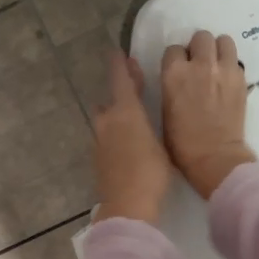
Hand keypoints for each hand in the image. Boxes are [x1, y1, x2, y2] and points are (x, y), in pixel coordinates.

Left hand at [92, 53, 173, 224]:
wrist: (127, 206)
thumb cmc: (151, 172)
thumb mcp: (161, 143)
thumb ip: (150, 123)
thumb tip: (145, 111)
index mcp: (125, 113)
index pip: (120, 81)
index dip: (120, 66)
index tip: (117, 52)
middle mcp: (107, 122)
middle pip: (110, 101)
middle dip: (120, 93)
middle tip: (134, 87)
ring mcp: (99, 142)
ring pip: (106, 120)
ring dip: (117, 115)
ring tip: (134, 118)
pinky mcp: (98, 159)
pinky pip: (106, 137)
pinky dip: (116, 133)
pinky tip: (129, 142)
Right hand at [160, 31, 255, 198]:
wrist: (214, 157)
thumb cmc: (181, 143)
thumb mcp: (164, 111)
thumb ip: (170, 86)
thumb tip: (177, 78)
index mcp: (174, 74)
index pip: (173, 49)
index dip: (176, 59)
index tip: (178, 70)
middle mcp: (199, 65)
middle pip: (201, 37)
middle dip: (198, 48)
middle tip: (199, 64)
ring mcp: (224, 70)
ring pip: (224, 40)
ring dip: (218, 50)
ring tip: (216, 65)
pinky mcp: (241, 79)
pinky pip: (236, 60)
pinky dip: (231, 66)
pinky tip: (227, 81)